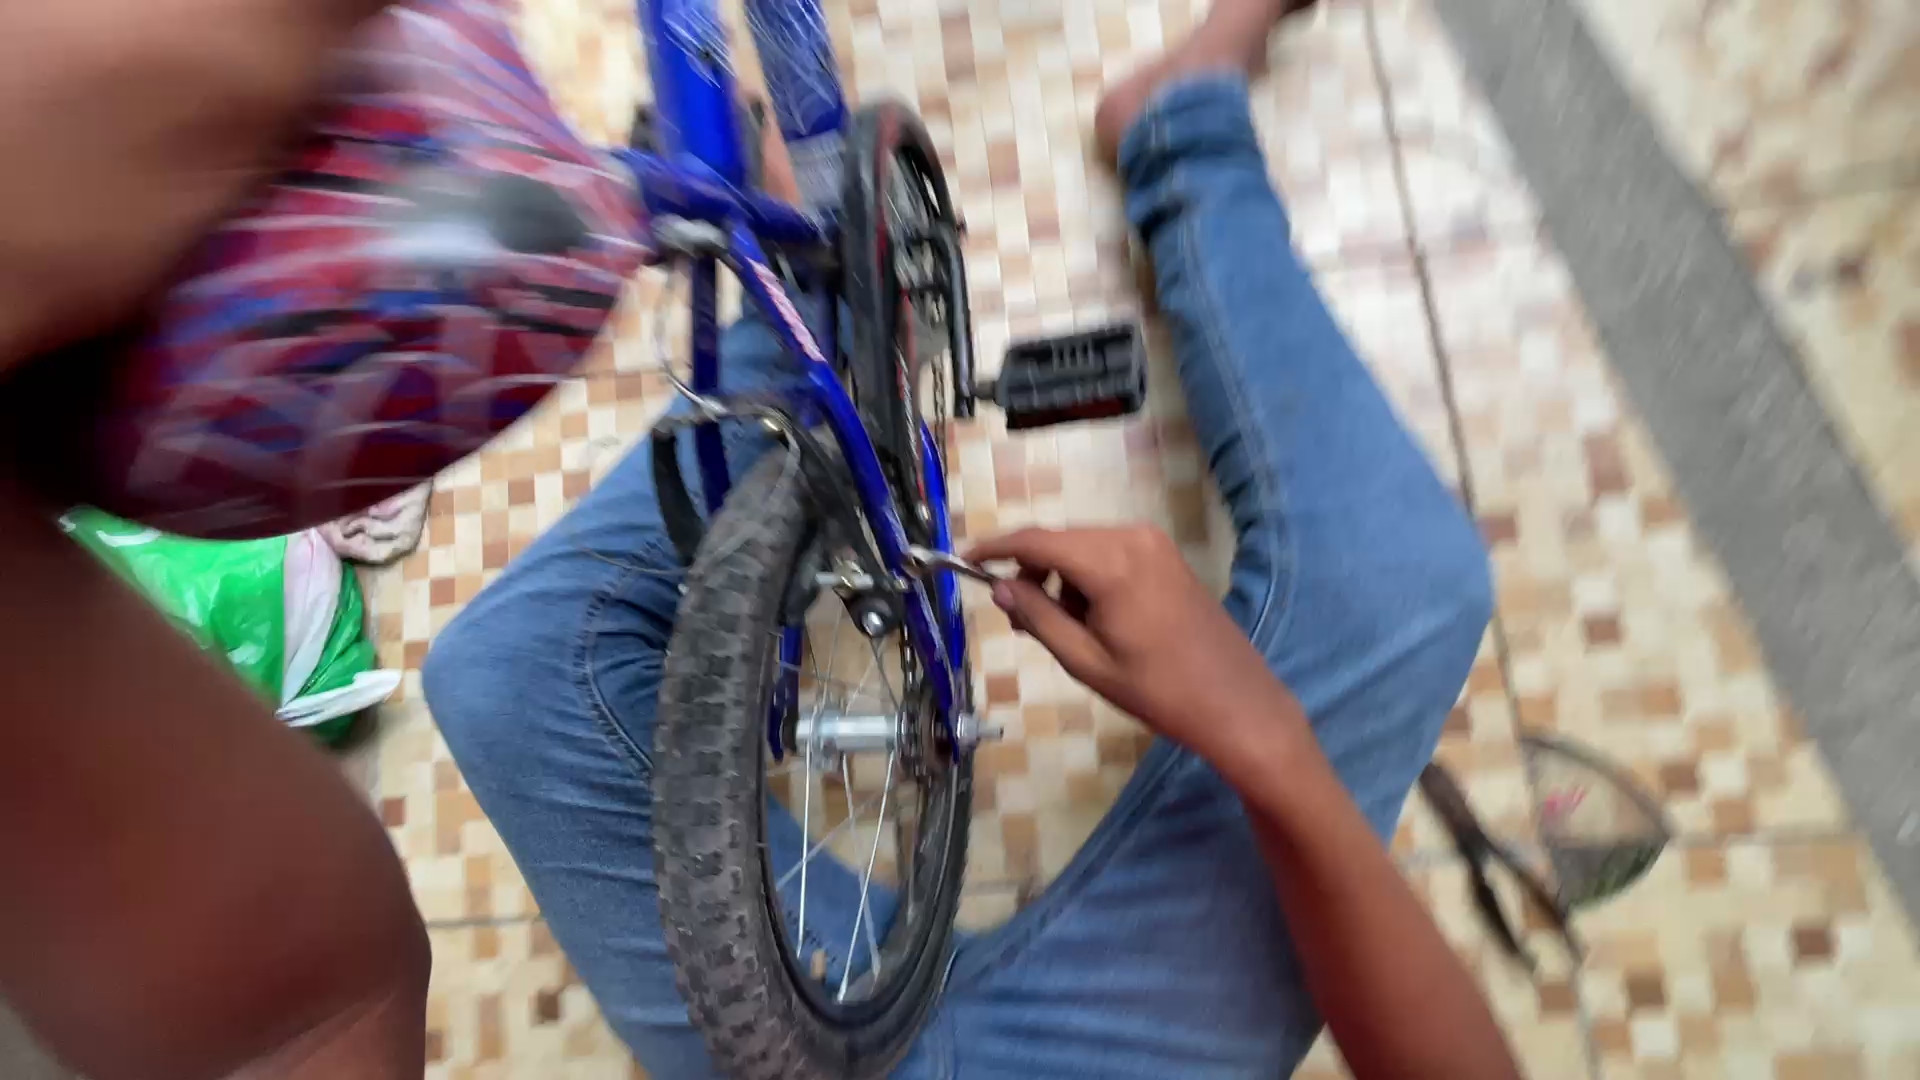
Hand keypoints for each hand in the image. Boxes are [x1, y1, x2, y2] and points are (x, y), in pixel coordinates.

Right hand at [965, 525, 1302, 760]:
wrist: (1237, 703)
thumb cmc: (1157, 690)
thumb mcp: (1086, 661)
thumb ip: (1037, 617)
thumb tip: (999, 588)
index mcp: (1110, 561)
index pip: (1035, 541)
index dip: (994, 549)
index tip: (964, 560)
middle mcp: (1131, 537)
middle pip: (1058, 542)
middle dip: (1030, 574)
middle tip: (1019, 621)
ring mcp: (1152, 543)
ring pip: (1081, 549)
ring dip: (1059, 580)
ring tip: (1061, 630)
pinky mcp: (1164, 555)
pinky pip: (1107, 554)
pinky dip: (1087, 579)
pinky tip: (1092, 618)